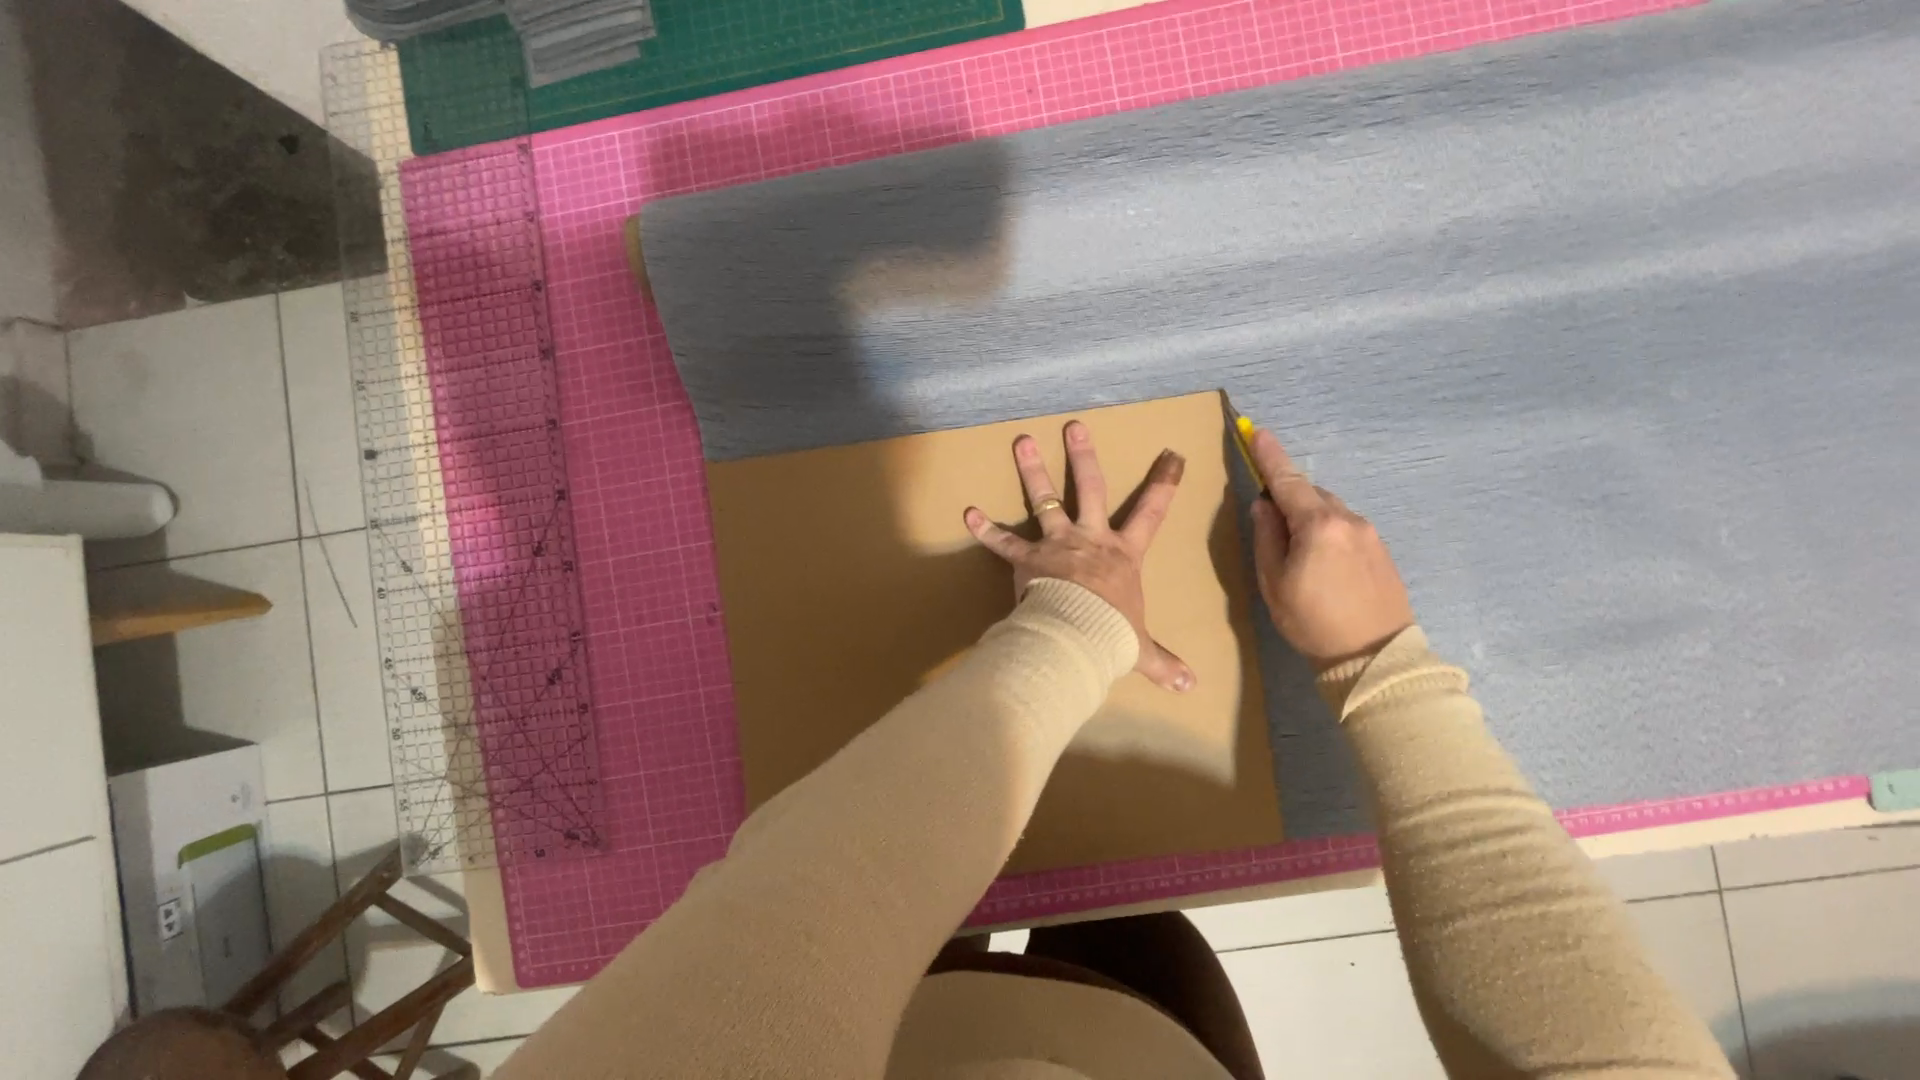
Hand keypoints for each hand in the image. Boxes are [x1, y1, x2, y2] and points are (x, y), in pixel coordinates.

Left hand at [963, 421, 1195, 692]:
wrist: (1076, 637)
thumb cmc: (1110, 636)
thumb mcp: (1139, 648)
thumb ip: (1163, 663)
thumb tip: (1192, 688)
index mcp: (1122, 555)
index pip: (1152, 513)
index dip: (1164, 483)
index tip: (1172, 455)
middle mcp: (1090, 540)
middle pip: (1089, 488)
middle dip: (1083, 457)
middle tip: (1074, 427)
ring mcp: (1056, 544)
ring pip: (1044, 499)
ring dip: (1032, 470)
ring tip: (1022, 441)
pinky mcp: (1027, 558)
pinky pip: (1002, 541)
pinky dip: (985, 529)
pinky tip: (968, 512)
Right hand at [1247, 428, 1413, 670]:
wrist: (1374, 657)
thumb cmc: (1312, 621)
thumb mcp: (1274, 582)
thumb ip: (1266, 536)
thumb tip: (1264, 505)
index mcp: (1318, 524)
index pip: (1287, 479)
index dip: (1268, 455)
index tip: (1256, 431)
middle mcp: (1348, 519)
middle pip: (1310, 495)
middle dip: (1289, 501)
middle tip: (1270, 528)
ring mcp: (1369, 533)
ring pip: (1329, 512)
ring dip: (1309, 521)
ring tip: (1299, 559)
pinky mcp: (1381, 550)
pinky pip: (1345, 529)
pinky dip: (1327, 534)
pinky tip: (1323, 567)